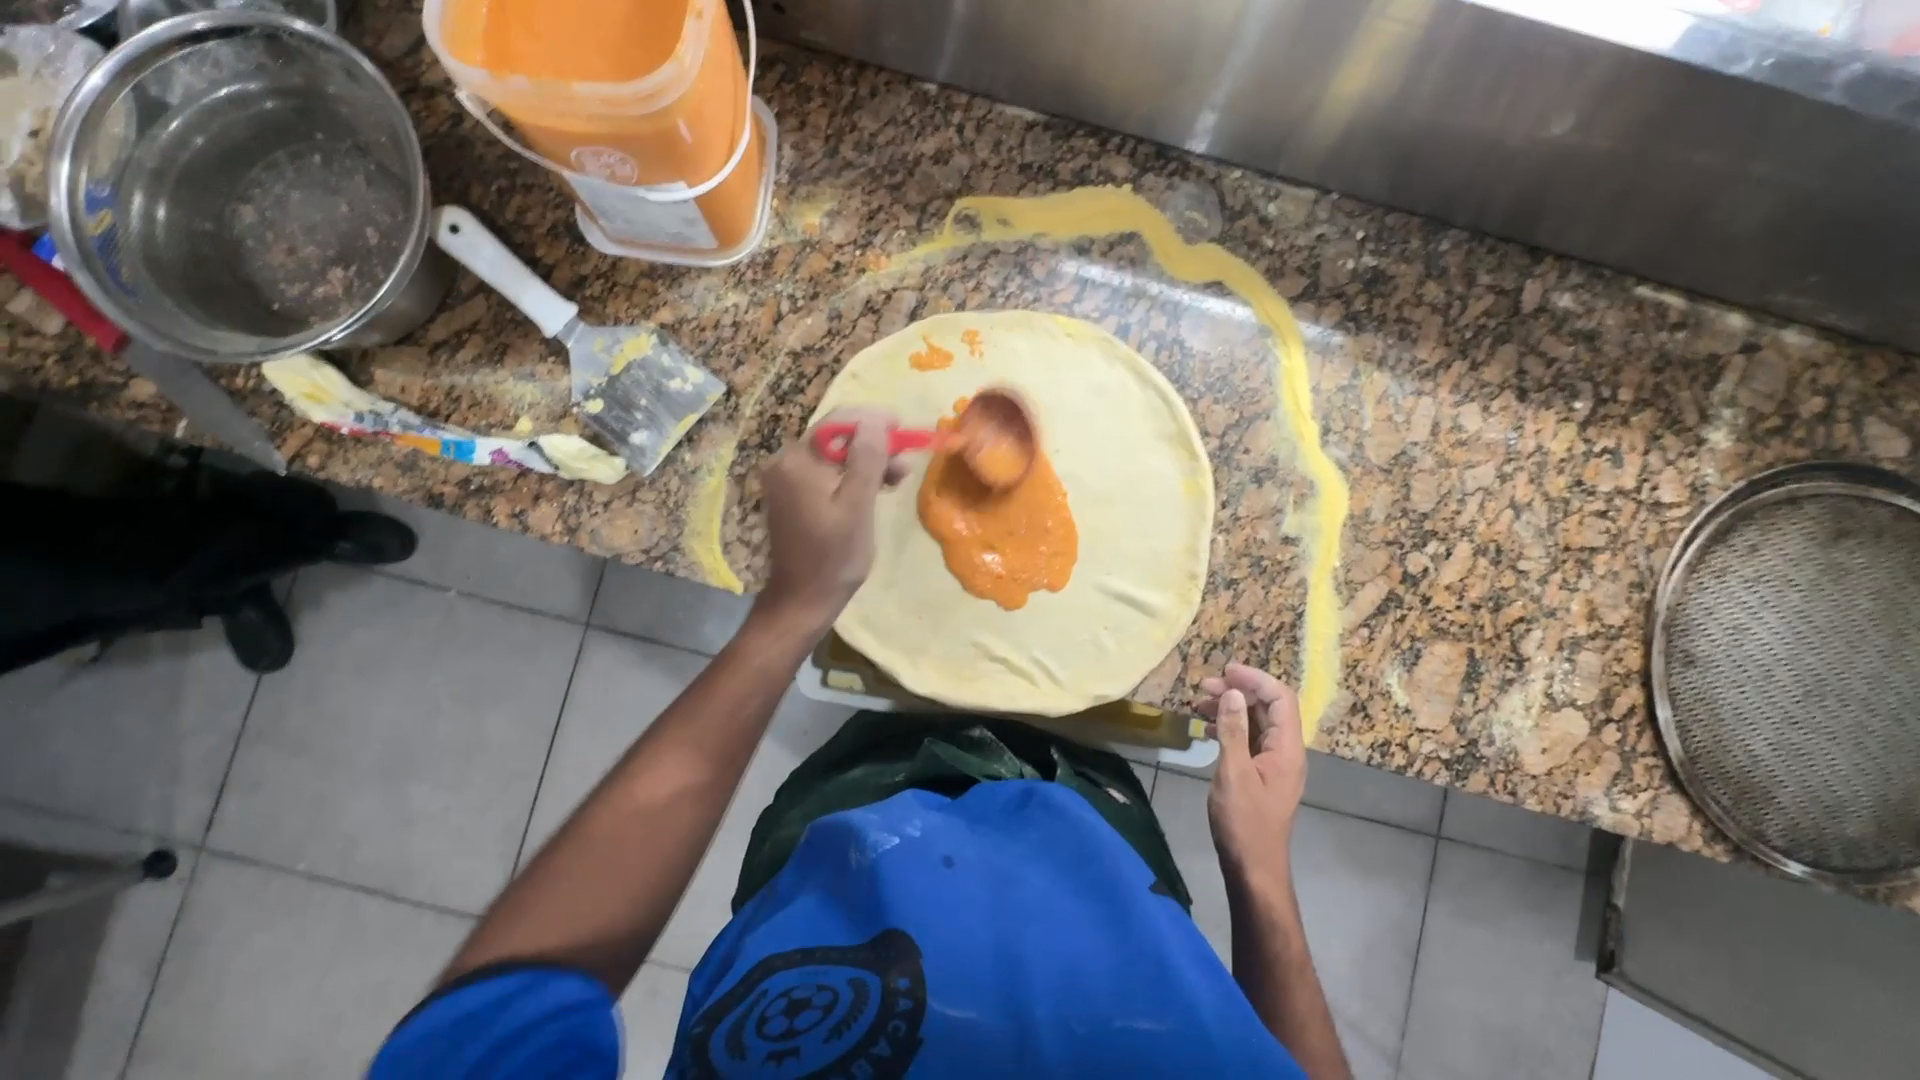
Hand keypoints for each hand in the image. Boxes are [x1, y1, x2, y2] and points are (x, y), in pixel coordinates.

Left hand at [758, 407, 908, 626]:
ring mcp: (786, 478)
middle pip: (836, 435)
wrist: (804, 598)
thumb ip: (867, 459)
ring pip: (834, 454)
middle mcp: (785, 461)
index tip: (905, 431)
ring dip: (866, 460)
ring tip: (897, 478)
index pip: (839, 421)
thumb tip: (876, 420)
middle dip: (873, 443)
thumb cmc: (834, 556)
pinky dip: (851, 475)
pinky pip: (826, 472)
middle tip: (905, 463)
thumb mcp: (858, 506)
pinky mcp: (793, 493)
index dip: (874, 421)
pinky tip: (874, 487)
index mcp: (797, 461)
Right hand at [1200, 664, 1307, 876]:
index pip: (1280, 698)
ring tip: (1199, 705)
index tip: (1225, 671)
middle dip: (1238, 691)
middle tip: (1204, 687)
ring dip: (1231, 709)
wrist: (1252, 867)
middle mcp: (1286, 752)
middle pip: (1268, 707)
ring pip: (1256, 723)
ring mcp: (1274, 764)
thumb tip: (1234, 694)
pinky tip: (1206, 730)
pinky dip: (1229, 728)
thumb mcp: (1234, 773)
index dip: (1255, 679)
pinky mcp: (1261, 775)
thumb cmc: (1244, 822)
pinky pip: (1248, 740)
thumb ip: (1234, 731)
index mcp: (1288, 749)